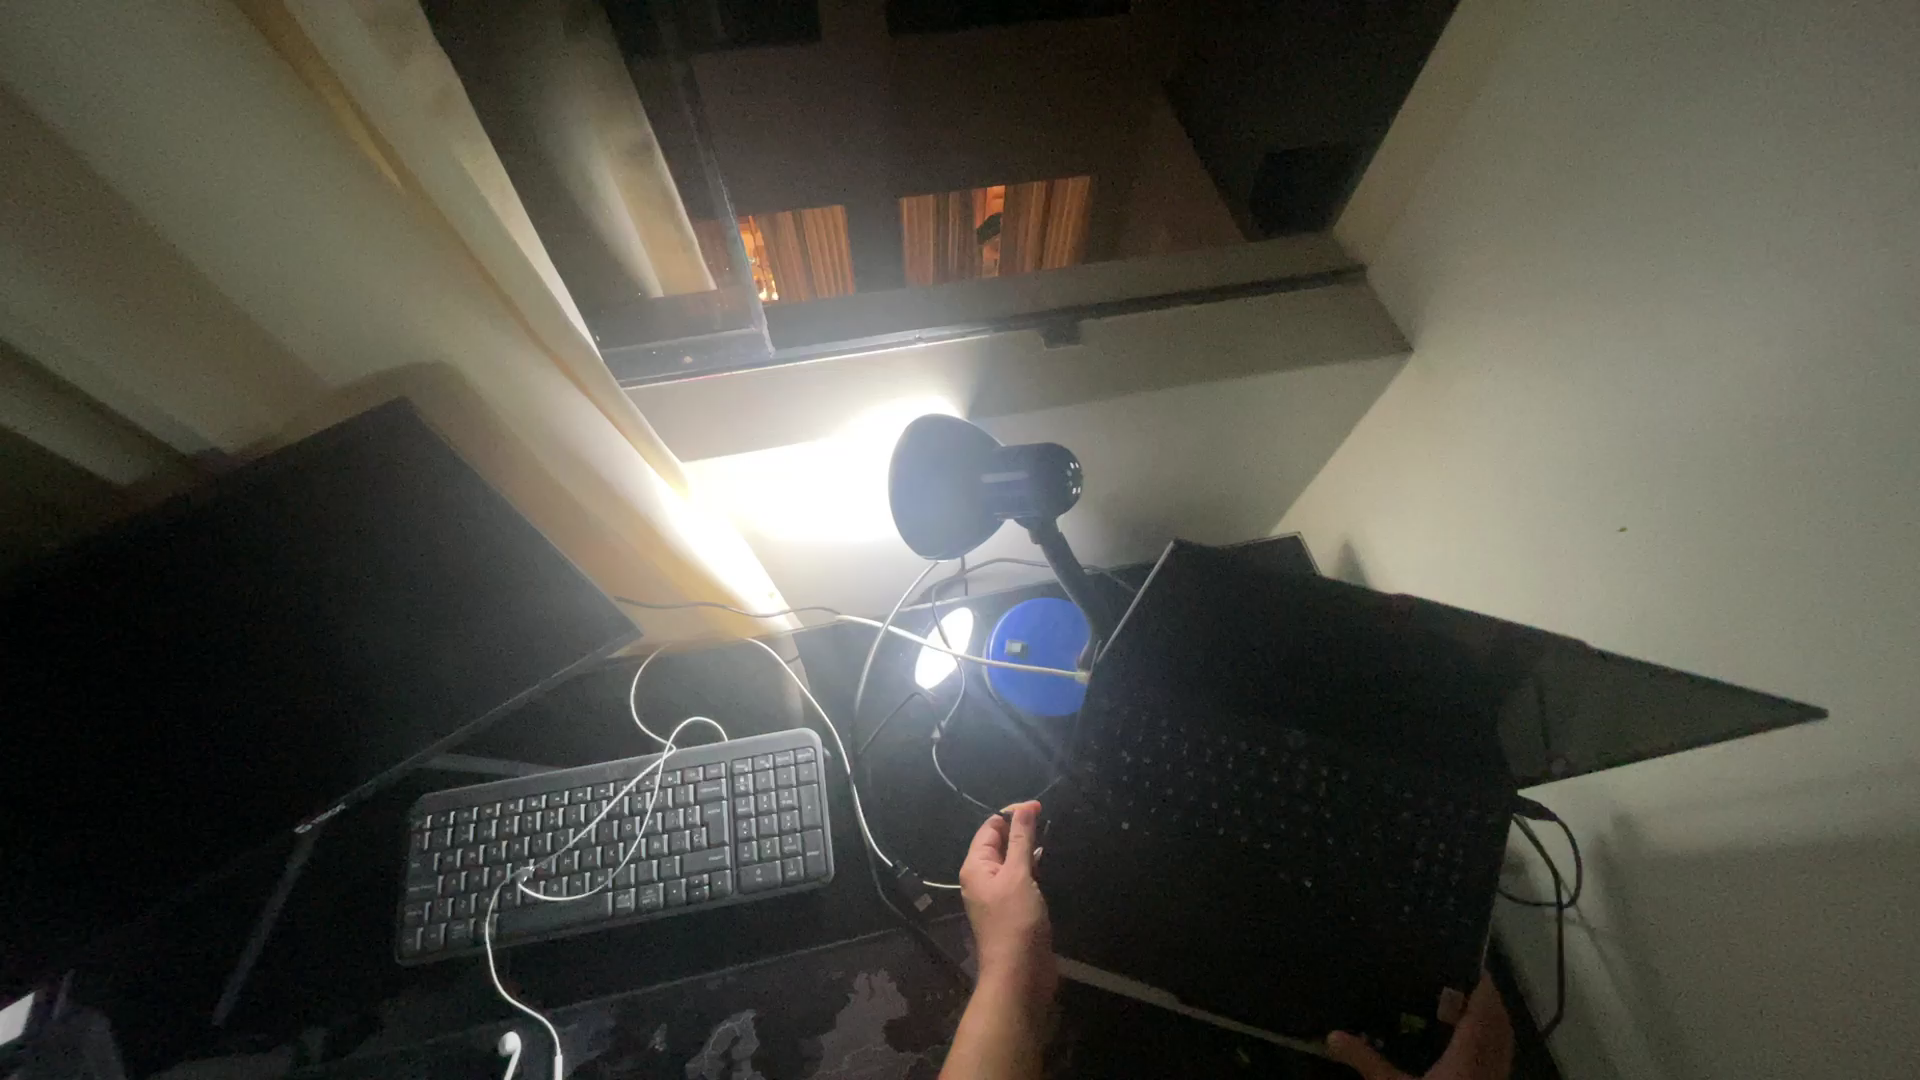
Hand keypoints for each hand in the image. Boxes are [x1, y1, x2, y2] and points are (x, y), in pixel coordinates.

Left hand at [957, 801, 1055, 1003]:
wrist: (1020, 977)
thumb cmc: (1015, 922)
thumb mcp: (1019, 874)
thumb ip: (1022, 839)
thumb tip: (1025, 807)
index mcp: (976, 865)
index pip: (990, 827)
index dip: (1012, 814)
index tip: (1038, 807)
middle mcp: (982, 877)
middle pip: (999, 842)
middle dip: (1020, 830)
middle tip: (1047, 820)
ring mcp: (997, 894)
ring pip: (1011, 861)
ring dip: (1028, 849)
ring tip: (1050, 837)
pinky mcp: (1013, 909)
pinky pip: (1020, 879)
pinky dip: (1032, 868)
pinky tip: (1046, 865)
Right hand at [1327, 973, 1512, 1079]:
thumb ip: (1365, 1062)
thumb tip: (1330, 1035)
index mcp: (1469, 1060)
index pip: (1484, 1015)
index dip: (1482, 987)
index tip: (1470, 960)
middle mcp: (1489, 1070)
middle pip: (1501, 1027)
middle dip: (1489, 1000)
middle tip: (1462, 973)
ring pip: (1503, 1045)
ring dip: (1491, 1020)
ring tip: (1464, 1000)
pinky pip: (1497, 1060)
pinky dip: (1487, 1041)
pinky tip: (1463, 1042)